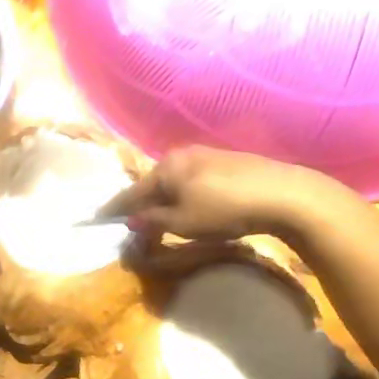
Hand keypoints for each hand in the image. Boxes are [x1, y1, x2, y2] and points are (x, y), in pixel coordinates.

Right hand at [100, 147, 348, 239]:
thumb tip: (132, 220)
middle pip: (152, 183)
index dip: (113, 209)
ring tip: (157, 215)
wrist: (282, 194)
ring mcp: (206, 155)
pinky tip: (188, 204)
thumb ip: (152, 221)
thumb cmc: (223, 210)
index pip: (131, 192)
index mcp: (165, 167)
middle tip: (129, 221)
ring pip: (173, 180)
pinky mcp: (227, 162)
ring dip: (163, 199)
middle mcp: (181, 155)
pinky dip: (182, 194)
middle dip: (139, 202)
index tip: (95, 218)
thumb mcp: (181, 223)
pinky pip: (192, 180)